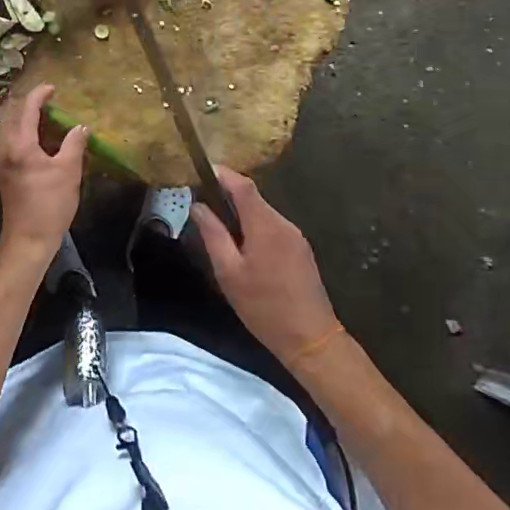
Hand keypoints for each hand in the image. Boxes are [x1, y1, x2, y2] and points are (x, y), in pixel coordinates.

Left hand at [0, 84, 87, 269]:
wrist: (27, 238)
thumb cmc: (49, 204)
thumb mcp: (68, 171)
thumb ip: (74, 144)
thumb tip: (80, 126)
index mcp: (19, 144)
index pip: (26, 109)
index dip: (39, 95)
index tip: (53, 87)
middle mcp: (6, 148)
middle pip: (14, 117)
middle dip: (31, 105)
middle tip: (52, 101)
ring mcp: (4, 161)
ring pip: (14, 131)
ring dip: (29, 121)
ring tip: (51, 118)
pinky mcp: (7, 172)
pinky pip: (15, 143)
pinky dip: (28, 135)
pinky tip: (45, 142)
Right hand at [192, 165, 340, 358]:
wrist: (311, 339)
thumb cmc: (263, 306)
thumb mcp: (228, 272)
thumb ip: (213, 234)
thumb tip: (198, 206)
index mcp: (266, 225)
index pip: (243, 186)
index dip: (223, 174)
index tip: (202, 170)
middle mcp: (284, 224)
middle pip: (254, 199)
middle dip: (228, 195)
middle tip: (201, 202)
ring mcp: (296, 238)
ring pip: (263, 214)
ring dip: (240, 214)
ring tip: (216, 226)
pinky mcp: (301, 251)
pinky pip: (273, 228)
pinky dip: (254, 228)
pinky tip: (241, 245)